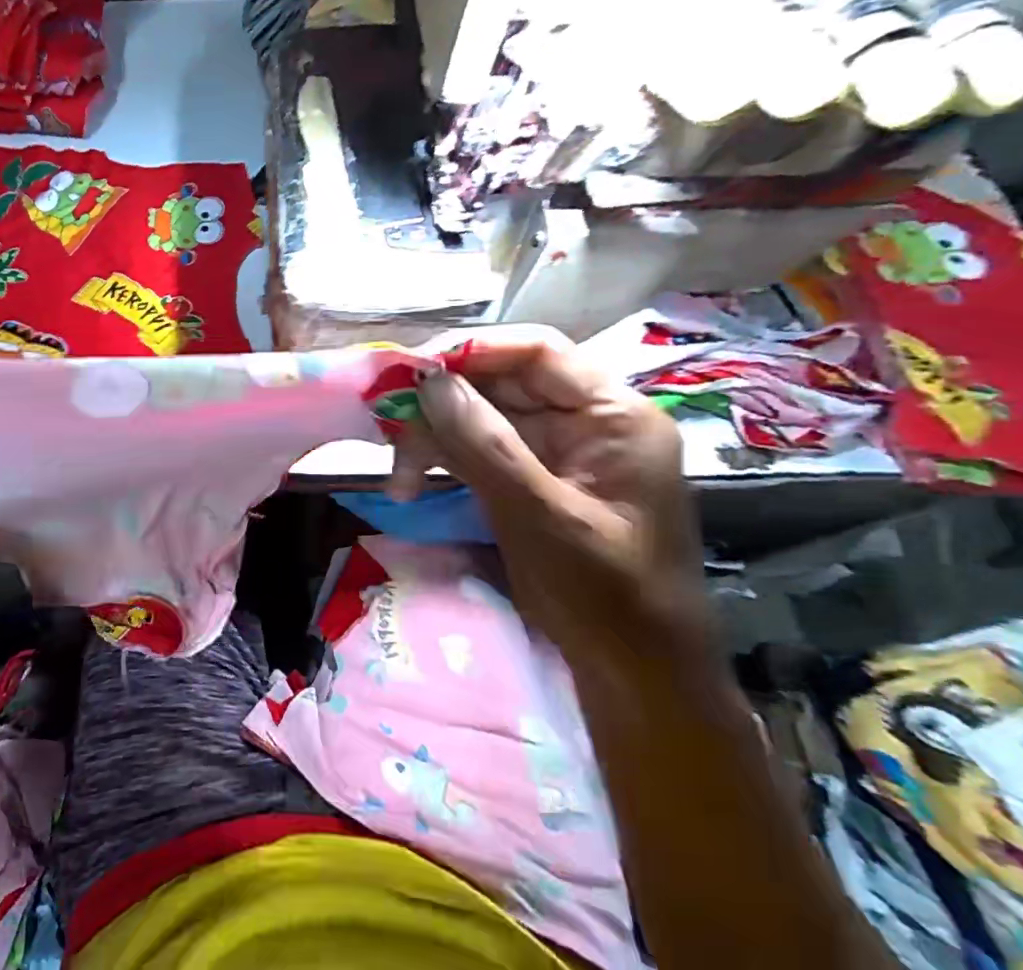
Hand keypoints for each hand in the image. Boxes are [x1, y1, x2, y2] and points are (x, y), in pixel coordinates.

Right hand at [387, 327, 712, 666]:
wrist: (634, 671)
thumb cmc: (604, 593)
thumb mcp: (540, 516)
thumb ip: (484, 445)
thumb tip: (428, 382)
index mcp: (612, 416)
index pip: (537, 352)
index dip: (471, 351)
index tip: (410, 372)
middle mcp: (584, 422)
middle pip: (500, 384)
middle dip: (440, 405)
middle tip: (387, 429)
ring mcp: (556, 453)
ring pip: (480, 419)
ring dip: (433, 439)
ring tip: (398, 475)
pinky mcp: (531, 481)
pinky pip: (477, 452)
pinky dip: (442, 464)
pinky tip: (410, 485)